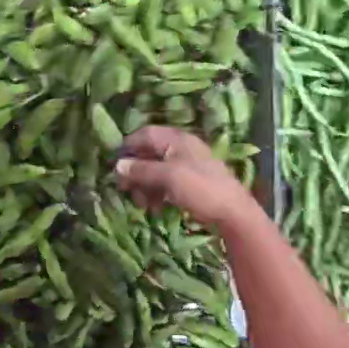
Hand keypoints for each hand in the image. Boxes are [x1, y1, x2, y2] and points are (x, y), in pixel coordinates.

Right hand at [114, 126, 271, 238]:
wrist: (234, 213)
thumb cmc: (201, 188)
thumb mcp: (168, 177)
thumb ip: (142, 170)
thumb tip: (117, 165)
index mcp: (177, 139)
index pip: (145, 134)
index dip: (128, 146)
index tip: (115, 164)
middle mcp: (181, 148)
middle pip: (149, 153)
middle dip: (135, 171)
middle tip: (124, 189)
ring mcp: (187, 165)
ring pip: (156, 170)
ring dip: (144, 185)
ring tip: (141, 204)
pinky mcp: (191, 183)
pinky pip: (166, 183)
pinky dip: (157, 193)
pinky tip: (155, 208)